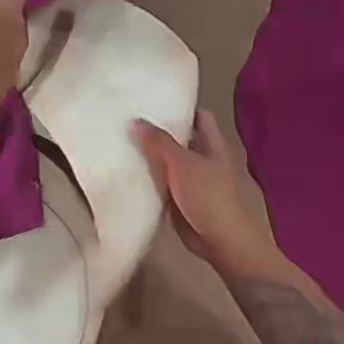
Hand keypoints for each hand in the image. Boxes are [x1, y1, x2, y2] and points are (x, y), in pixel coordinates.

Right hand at [136, 111, 295, 283]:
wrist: (221, 240)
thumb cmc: (209, 196)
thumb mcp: (182, 164)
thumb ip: (159, 142)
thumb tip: (137, 121)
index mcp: (214, 145)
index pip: (198, 117)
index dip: (179, 109)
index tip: (152, 104)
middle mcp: (205, 159)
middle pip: (180, 140)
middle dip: (158, 134)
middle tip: (128, 124)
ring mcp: (193, 181)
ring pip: (169, 163)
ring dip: (151, 158)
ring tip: (121, 145)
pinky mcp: (182, 200)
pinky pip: (162, 185)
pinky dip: (149, 180)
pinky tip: (128, 174)